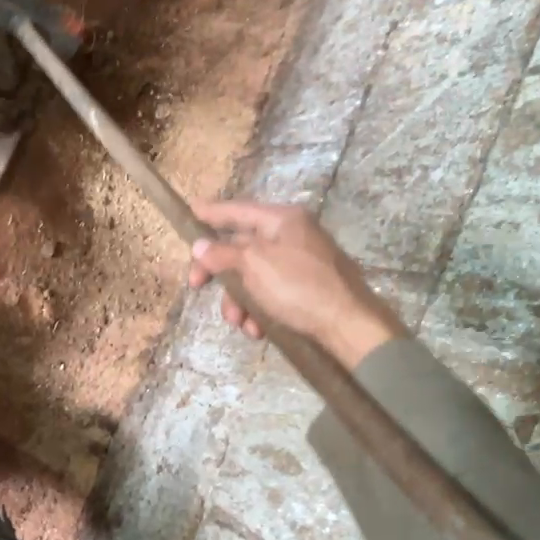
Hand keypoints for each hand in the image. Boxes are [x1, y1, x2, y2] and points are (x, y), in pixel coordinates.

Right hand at [187, 201, 408, 368]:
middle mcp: (292, 235)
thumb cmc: (299, 287)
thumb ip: (222, 253)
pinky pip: (269, 292)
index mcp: (283, 220)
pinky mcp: (306, 288)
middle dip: (219, 271)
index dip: (211, 212)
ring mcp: (300, 262)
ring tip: (239, 321)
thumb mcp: (254, 265)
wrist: (351, 326)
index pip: (238, 210)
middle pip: (240, 246)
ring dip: (238, 300)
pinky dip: (257, 309)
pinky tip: (258, 329)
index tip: (188, 212)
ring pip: (251, 275)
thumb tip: (199, 246)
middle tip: (196, 284)